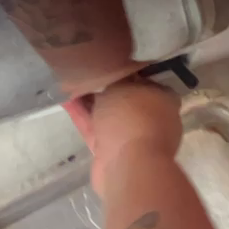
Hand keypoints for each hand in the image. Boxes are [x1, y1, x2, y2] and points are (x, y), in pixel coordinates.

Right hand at [63, 78, 181, 192]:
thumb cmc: (132, 118)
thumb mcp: (122, 85)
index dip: (124, 71)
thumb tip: (115, 74)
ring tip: (68, 83)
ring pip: (107, 114)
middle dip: (103, 88)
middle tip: (84, 72)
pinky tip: (64, 100)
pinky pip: (94, 128)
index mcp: (163, 100)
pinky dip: (81, 116)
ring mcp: (131, 137)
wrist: (128, 166)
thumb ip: (117, 77)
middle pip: (124, 98)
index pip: (144, 79)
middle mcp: (151, 119)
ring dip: (88, 101)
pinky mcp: (111, 151)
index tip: (106, 63)